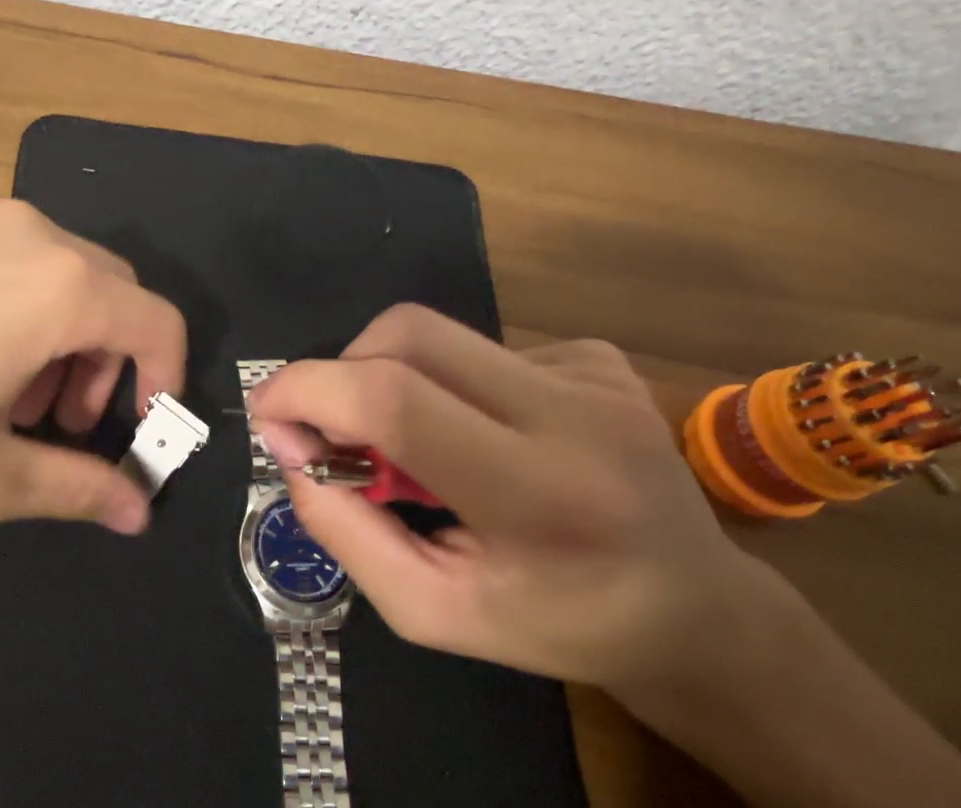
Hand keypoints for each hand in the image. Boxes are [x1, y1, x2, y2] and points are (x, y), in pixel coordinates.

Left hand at [0, 199, 184, 533]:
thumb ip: (75, 490)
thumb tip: (137, 511)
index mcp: (60, 289)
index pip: (158, 323)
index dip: (166, 381)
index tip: (138, 432)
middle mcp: (34, 236)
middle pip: (114, 295)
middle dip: (110, 364)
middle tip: (64, 426)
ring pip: (65, 277)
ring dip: (65, 340)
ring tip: (10, 403)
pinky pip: (17, 263)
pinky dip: (24, 312)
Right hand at [247, 304, 771, 691]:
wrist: (691, 606)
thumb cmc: (556, 625)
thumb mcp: (433, 611)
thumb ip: (347, 530)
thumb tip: (289, 448)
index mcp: (539, 494)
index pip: (397, 401)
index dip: (310, 391)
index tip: (270, 416)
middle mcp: (573, 411)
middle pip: (409, 334)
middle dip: (341, 372)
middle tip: (332, 434)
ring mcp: (592, 372)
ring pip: (437, 335)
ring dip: (393, 381)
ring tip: (419, 451)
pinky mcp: (596, 356)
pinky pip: (479, 349)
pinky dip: (448, 387)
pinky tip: (483, 439)